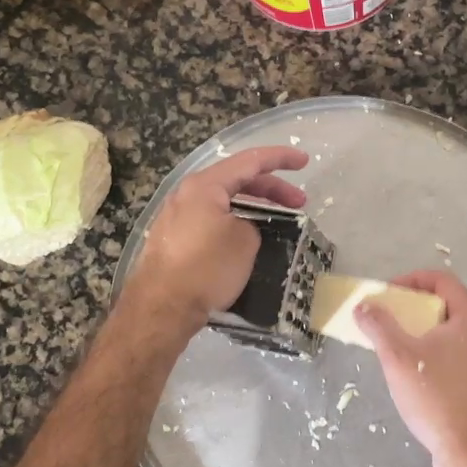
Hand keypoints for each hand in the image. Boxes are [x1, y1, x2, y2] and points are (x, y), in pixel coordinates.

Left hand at [127, 146, 308, 320]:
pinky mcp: (175, 239)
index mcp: (204, 185)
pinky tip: (248, 237)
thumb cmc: (206, 267)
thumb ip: (253, 223)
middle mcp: (187, 194)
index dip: (280, 158)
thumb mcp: (245, 240)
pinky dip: (235, 221)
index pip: (249, 161)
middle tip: (299, 202)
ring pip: (223, 201)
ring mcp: (177, 217)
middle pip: (236, 180)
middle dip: (271, 188)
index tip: (304, 160)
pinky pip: (212, 219)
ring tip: (277, 221)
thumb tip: (245, 228)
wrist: (161, 307)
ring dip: (253, 206)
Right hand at [353, 270, 466, 466]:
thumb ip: (379, 326)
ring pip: (453, 333)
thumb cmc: (436, 398)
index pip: (442, 280)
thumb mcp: (398, 358)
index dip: (411, 280)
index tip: (387, 294)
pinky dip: (437, 354)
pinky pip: (460, 355)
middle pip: (447, 305)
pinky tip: (418, 375)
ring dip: (424, 333)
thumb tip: (364, 306)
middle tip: (389, 320)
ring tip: (398, 347)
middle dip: (414, 309)